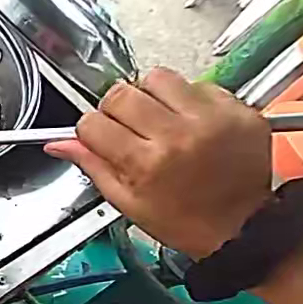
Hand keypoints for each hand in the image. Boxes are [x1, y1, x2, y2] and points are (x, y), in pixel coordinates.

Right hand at [46, 69, 272, 257]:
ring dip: (148, 95)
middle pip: (121, 94)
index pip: (93, 123)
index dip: (89, 131)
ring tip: (155, 118)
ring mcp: (212, 119)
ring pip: (158, 78)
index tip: (97, 139)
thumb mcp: (125, 200)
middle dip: (114, 109)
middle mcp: (179, 134)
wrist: (243, 225)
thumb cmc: (181, 219)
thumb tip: (58, 143)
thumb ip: (91, 165)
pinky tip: (185, 121)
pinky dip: (184, 99)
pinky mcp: (237, 110)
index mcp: (146, 162)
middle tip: (124, 127)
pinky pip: (197, 84)